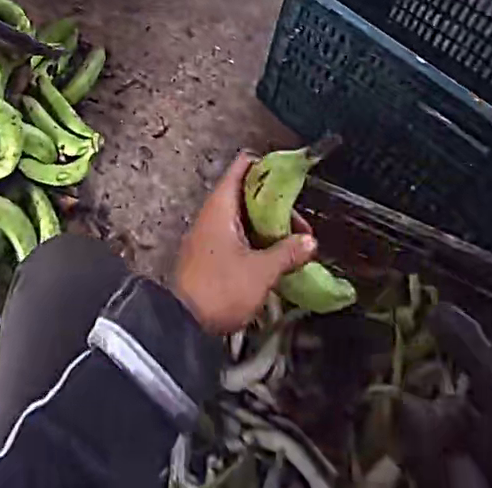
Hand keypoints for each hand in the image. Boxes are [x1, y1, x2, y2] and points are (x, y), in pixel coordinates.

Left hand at [171, 152, 317, 334]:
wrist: (183, 324)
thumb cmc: (220, 289)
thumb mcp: (261, 271)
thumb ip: (287, 253)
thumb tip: (309, 242)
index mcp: (222, 204)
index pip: (243, 166)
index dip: (268, 166)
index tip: (291, 180)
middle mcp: (213, 212)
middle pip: (248, 192)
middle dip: (277, 207)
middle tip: (299, 229)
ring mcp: (209, 232)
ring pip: (244, 216)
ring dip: (268, 227)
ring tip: (292, 246)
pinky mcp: (209, 252)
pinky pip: (237, 235)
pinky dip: (256, 240)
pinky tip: (274, 259)